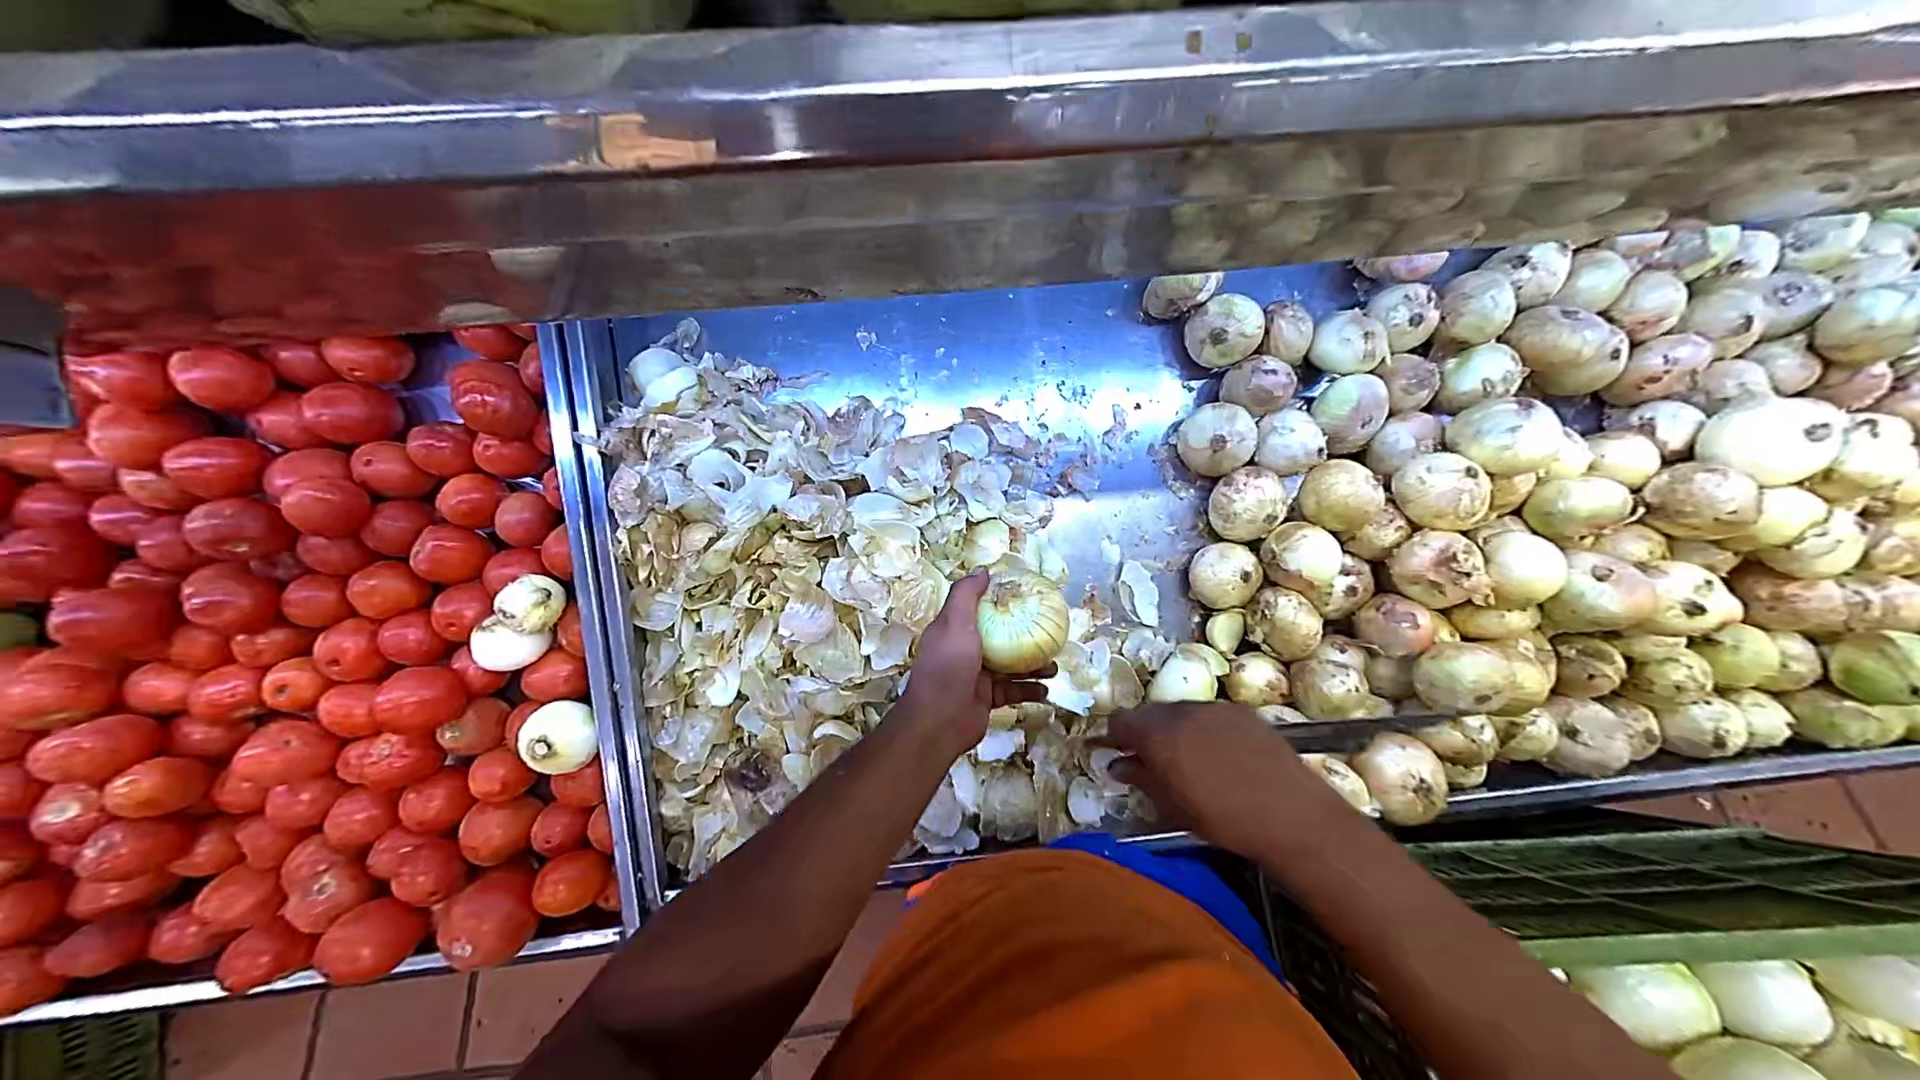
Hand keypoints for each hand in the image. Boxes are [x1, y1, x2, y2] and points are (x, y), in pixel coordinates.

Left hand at [897, 571, 1049, 758]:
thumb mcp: (954, 622)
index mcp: (953, 630)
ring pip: (1010, 667)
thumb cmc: (947, 667)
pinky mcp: (986, 699)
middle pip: (999, 639)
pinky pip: (1012, 692)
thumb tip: (982, 570)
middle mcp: (964, 651)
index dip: (1000, 602)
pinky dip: (1029, 691)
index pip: (979, 610)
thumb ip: (966, 595)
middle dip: (1023, 637)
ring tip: (1054, 667)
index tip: (1026, 598)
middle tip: (1048, 635)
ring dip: (1033, 666)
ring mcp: (975, 676)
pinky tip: (1046, 691)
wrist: (938, 721)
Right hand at [1099, 702, 1344, 857]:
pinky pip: (1210, 714)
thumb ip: (1141, 779)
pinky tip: (1217, 753)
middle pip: (1150, 712)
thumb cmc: (1224, 819)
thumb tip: (1118, 765)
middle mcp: (1183, 711)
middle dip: (1145, 731)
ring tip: (1186, 757)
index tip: (1117, 753)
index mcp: (1159, 734)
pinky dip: (1203, 728)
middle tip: (1150, 758)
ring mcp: (1215, 708)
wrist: (1292, 814)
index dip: (1116, 737)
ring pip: (1181, 711)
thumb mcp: (1173, 806)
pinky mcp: (1243, 712)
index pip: (1122, 721)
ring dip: (1175, 728)